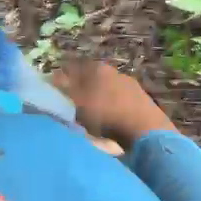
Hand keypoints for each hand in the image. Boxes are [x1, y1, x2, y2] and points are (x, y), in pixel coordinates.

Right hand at [50, 59, 176, 148]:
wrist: (148, 134)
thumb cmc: (105, 114)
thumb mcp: (76, 101)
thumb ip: (62, 87)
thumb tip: (53, 76)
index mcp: (96, 67)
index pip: (73, 66)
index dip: (62, 77)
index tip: (56, 90)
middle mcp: (115, 71)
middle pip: (91, 77)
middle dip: (81, 87)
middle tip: (73, 102)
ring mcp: (132, 85)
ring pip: (106, 88)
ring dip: (98, 98)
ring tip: (92, 114)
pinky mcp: (144, 100)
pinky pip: (120, 100)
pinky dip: (113, 106)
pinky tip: (111, 119)